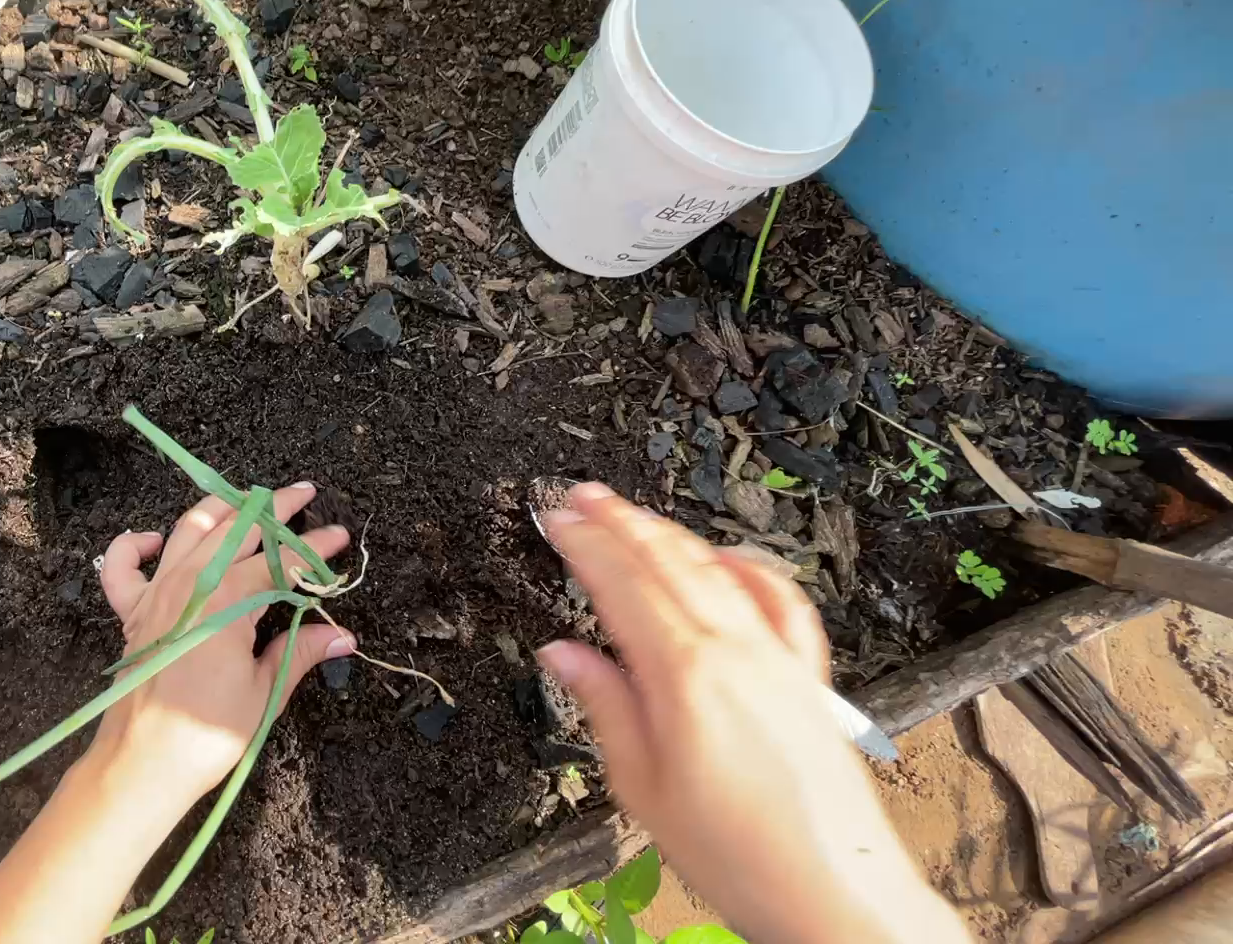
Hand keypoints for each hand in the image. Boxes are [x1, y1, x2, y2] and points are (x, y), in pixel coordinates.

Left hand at [85, 481, 355, 810]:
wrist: (142, 764)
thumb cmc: (208, 734)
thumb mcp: (265, 692)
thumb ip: (300, 651)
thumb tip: (343, 635)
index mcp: (228, 600)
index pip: (281, 561)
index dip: (314, 548)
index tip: (340, 537)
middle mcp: (191, 581)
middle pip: (239, 527)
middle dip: (276, 507)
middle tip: (304, 494)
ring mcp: (157, 590)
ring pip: (190, 527)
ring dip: (221, 507)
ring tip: (248, 498)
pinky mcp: (132, 609)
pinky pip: (123, 564)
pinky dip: (135, 544)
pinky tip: (155, 539)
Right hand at [536, 483, 967, 943]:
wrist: (843, 902)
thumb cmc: (736, 853)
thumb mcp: (641, 785)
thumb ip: (602, 704)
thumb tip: (559, 651)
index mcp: (685, 675)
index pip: (623, 584)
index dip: (585, 544)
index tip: (556, 519)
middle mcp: (734, 652)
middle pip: (667, 562)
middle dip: (619, 521)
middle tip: (581, 495)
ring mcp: (777, 657)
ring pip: (715, 570)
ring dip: (667, 533)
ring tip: (631, 511)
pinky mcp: (807, 674)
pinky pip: (779, 601)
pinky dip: (747, 567)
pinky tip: (726, 555)